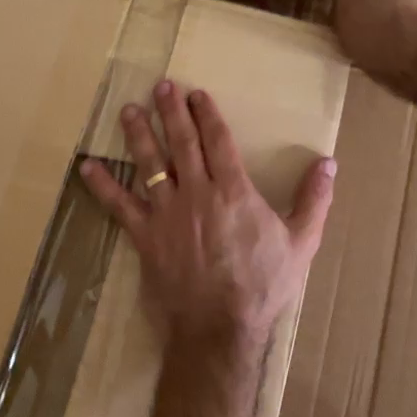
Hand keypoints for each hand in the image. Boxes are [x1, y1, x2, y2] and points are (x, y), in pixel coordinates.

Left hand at [80, 80, 334, 344]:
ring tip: (129, 110)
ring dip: (139, 135)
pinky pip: (119, 206)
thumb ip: (313, 200)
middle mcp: (197, 194)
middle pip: (182, 144)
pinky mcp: (145, 238)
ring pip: (150, 165)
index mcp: (234, 192)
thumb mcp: (301, 242)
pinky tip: (87, 166)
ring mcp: (167, 215)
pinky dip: (103, 185)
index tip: (197, 93)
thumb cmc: (262, 286)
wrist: (218, 330)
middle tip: (161, 86)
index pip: (218, 141)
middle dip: (171, 112)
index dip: (207, 115)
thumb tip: (329, 163)